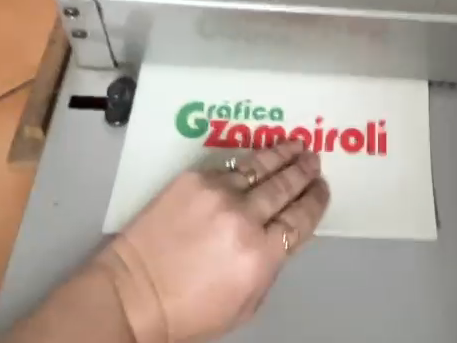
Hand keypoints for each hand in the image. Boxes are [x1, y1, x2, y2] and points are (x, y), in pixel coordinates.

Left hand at [97, 138, 329, 342]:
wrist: (133, 294)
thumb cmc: (189, 313)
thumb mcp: (245, 304)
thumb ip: (271, 266)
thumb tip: (286, 232)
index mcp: (260, 256)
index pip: (301, 218)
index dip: (316, 200)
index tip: (323, 189)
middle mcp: (245, 218)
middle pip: (286, 186)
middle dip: (304, 171)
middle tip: (314, 159)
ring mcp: (219, 193)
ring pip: (262, 166)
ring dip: (284, 154)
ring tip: (298, 144)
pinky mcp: (196, 179)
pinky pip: (232, 166)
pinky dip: (250, 160)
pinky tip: (260, 155)